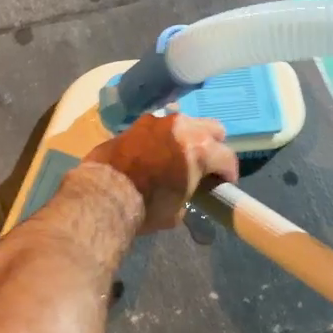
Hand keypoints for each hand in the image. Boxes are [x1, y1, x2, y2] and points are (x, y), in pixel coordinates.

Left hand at [86, 112, 239, 233]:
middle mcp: (183, 128)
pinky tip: (153, 153)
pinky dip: (161, 138)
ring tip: (176, 157)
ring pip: (184, 122)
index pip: (227, 158)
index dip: (229, 174)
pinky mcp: (136, 123)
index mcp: (200, 150)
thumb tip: (184, 196)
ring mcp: (158, 121)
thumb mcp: (177, 211)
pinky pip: (158, 126)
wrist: (104, 194)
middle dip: (213, 146)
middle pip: (212, 129)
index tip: (223, 185)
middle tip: (204, 166)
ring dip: (185, 138)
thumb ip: (188, 195)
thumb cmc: (145, 207)